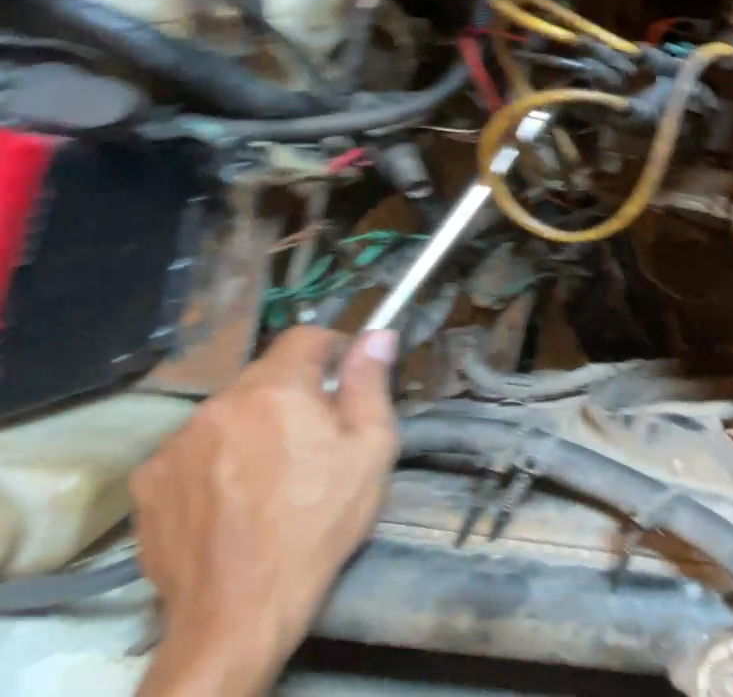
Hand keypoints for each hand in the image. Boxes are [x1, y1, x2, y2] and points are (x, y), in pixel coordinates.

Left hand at [133, 327, 398, 696]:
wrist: (242, 603)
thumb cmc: (323, 519)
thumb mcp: (372, 448)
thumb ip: (370, 384)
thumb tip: (378, 335)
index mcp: (276, 391)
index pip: (304, 336)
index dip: (334, 347)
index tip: (349, 375)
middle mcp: (217, 406)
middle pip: (264, 377)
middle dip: (294, 393)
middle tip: (318, 436)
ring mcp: (174, 445)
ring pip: (227, 414)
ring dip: (252, 426)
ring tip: (274, 473)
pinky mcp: (148, 482)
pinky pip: (192, 450)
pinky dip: (216, 459)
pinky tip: (235, 496)